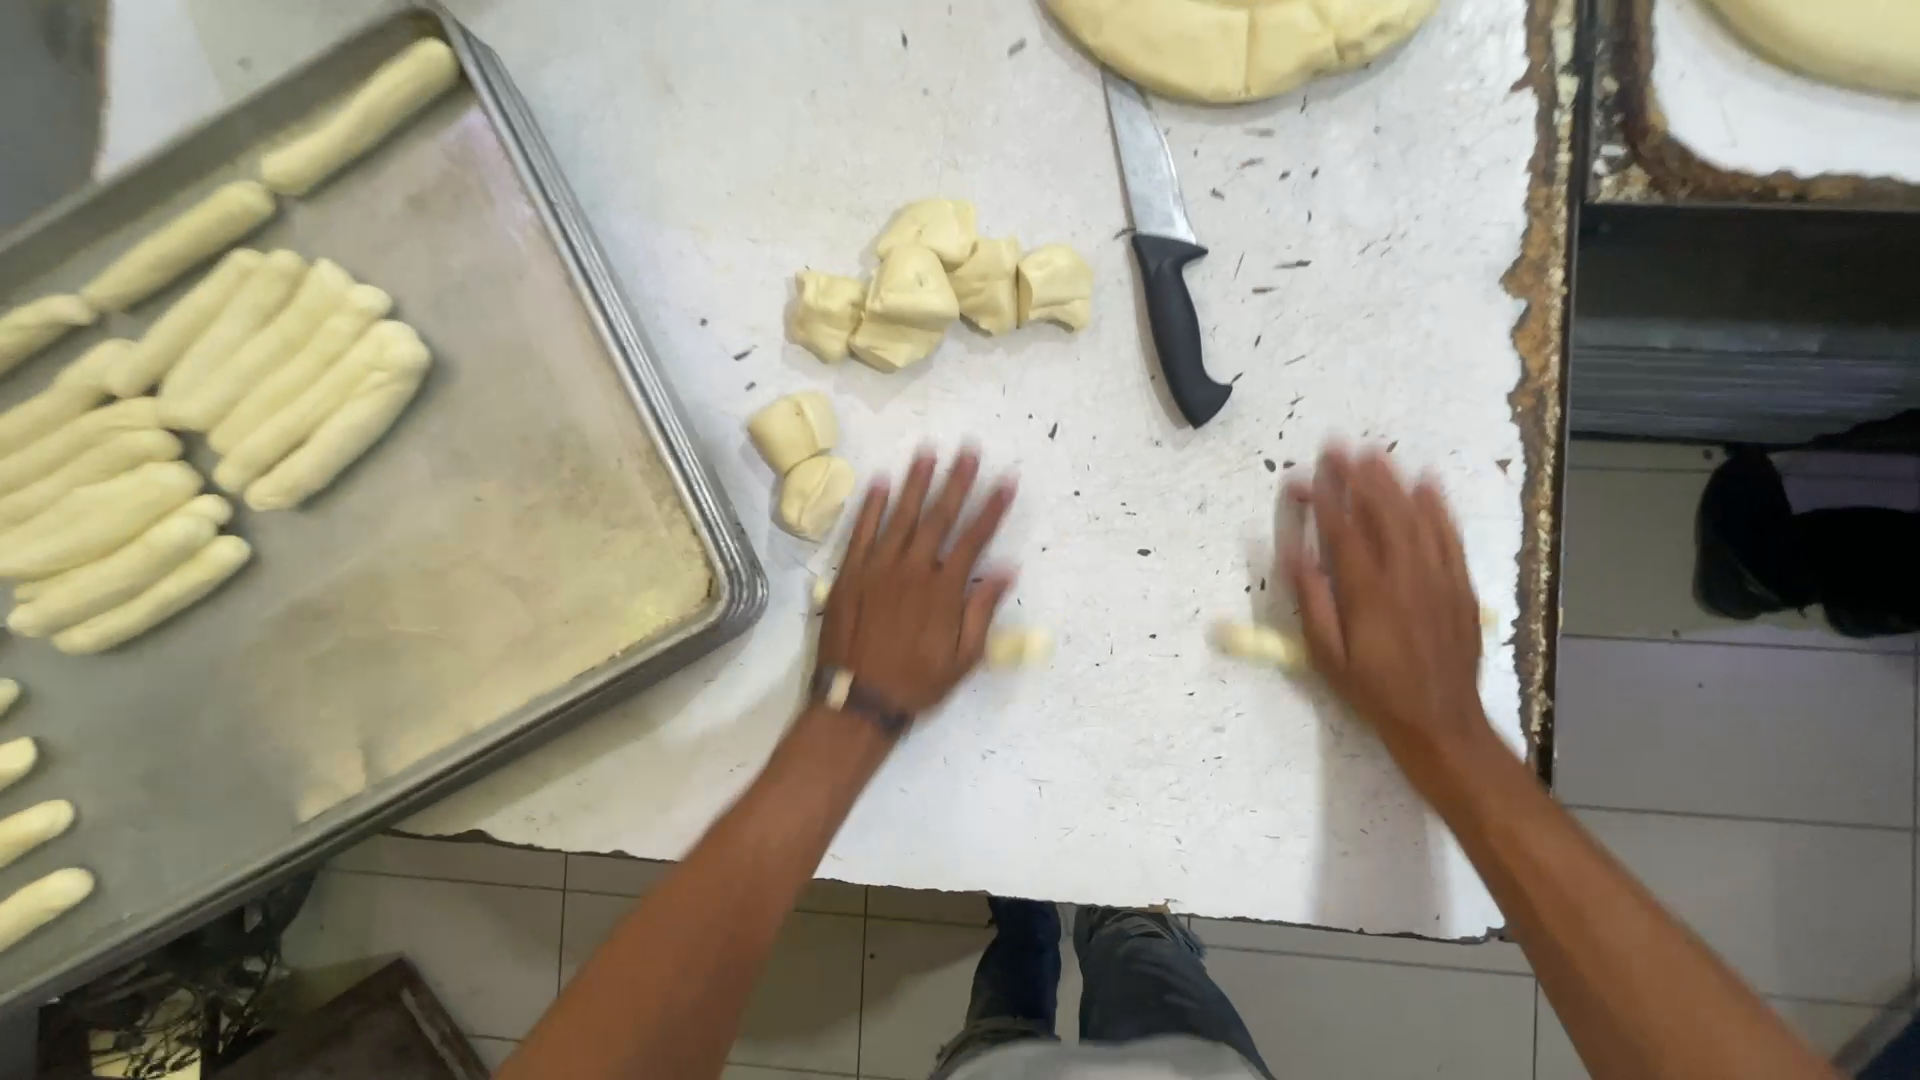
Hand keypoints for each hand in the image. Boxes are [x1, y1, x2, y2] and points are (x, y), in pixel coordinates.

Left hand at [818, 448, 1017, 718]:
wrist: (858, 700)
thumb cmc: (916, 682)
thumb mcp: (963, 659)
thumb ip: (982, 612)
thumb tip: (1005, 571)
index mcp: (944, 590)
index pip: (975, 539)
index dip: (992, 508)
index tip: (1006, 479)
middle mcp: (913, 570)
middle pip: (940, 517)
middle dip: (958, 481)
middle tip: (969, 449)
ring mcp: (878, 567)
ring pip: (901, 516)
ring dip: (917, 482)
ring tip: (929, 451)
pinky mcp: (850, 572)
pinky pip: (861, 531)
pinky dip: (871, 505)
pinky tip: (880, 481)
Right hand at [1281, 445, 1488, 759]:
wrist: (1439, 719)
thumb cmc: (1372, 689)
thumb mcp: (1326, 655)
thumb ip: (1311, 600)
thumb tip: (1292, 554)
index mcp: (1367, 593)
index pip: (1341, 531)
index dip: (1321, 499)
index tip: (1303, 475)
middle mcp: (1406, 576)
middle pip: (1381, 513)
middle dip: (1357, 476)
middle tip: (1338, 447)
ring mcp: (1438, 578)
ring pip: (1416, 517)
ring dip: (1393, 481)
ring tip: (1374, 453)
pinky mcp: (1460, 585)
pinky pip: (1449, 536)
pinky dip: (1438, 506)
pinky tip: (1427, 483)